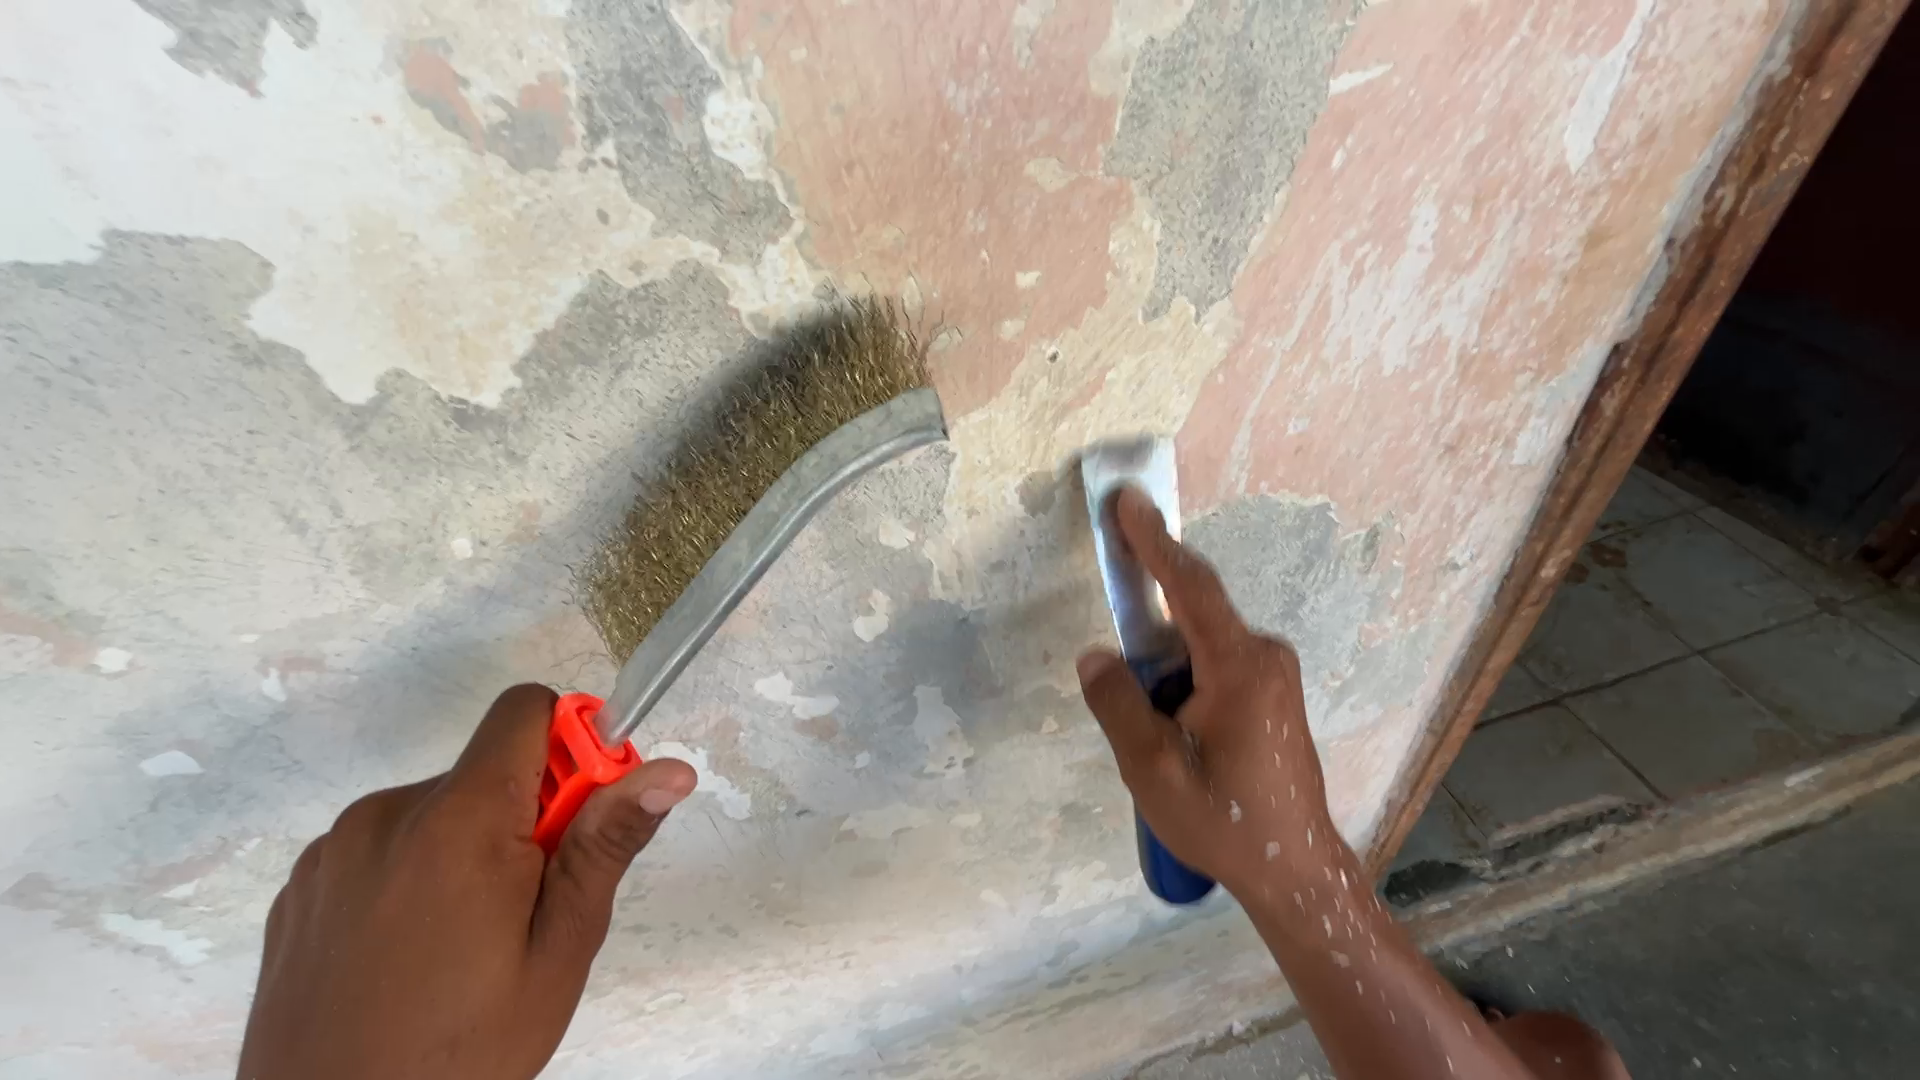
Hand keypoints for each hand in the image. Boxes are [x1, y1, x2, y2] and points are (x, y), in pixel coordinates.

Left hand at [238, 684, 697, 1079]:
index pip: (525, 710)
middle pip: (488, 764)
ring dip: (472, 840)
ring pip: (439, 804)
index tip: (582, 806)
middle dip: (529, 807)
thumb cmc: (468, 1046)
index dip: (570, 741)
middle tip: (535, 896)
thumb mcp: (563, 946)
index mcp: (458, 818)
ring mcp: (332, 851)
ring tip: (471, 933)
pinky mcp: (299, 887)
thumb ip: (609, 842)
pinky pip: (385, 841)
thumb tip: (672, 769)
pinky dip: (417, 868)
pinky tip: (414, 946)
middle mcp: (386, 814)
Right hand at [1076, 489, 1329, 898]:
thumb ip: (1118, 704)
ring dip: (1162, 673)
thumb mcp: (1153, 771)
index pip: (1191, 588)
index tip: (1127, 502)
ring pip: (1197, 646)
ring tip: (1160, 745)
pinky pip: (1212, 664)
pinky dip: (1179, 681)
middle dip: (1147, 638)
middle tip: (1132, 697)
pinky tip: (1176, 737)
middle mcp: (1264, 658)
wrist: (1295, 871)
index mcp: (1241, 668)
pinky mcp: (1269, 693)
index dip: (1154, 542)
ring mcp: (1272, 675)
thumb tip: (1096, 655)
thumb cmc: (1227, 822)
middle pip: (1191, 618)